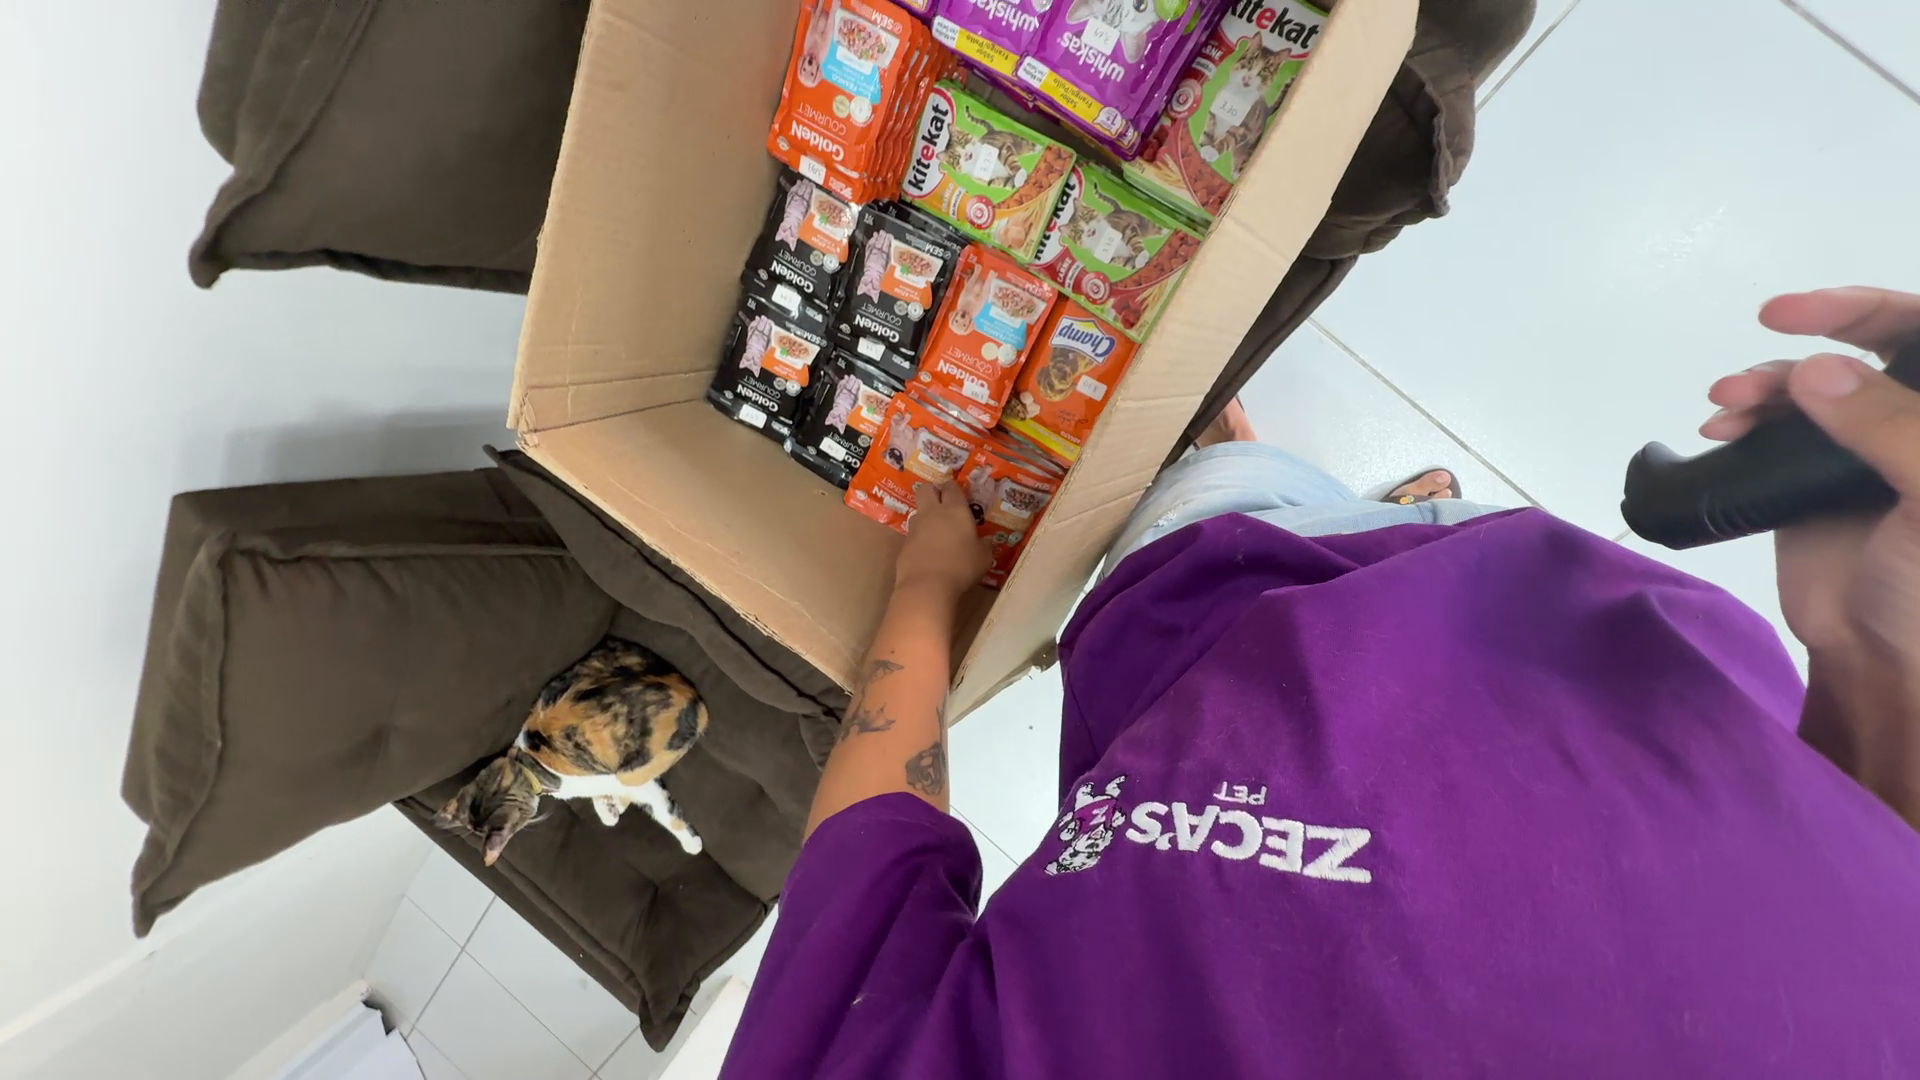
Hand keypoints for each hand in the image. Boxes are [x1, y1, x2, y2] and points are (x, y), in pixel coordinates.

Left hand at [894, 481, 991, 597]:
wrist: (927, 586)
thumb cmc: (961, 567)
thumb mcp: (983, 558)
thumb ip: (985, 545)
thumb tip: (987, 541)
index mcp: (955, 510)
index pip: (951, 487)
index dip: (954, 488)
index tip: (958, 495)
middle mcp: (932, 513)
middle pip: (926, 489)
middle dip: (933, 492)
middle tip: (942, 504)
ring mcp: (915, 527)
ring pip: (917, 511)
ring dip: (925, 516)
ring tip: (936, 531)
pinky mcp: (904, 544)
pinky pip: (912, 534)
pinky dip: (919, 538)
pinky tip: (927, 552)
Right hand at [1700, 288, 1919, 661]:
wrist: (1887, 652)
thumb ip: (1891, 427)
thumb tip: (1815, 369)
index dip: (1868, 312)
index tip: (1793, 312)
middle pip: (1870, 355)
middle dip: (1806, 349)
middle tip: (1746, 366)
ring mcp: (1872, 451)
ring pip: (1816, 390)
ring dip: (1764, 387)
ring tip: (1722, 407)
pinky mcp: (1815, 478)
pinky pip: (1777, 431)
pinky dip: (1745, 421)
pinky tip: (1719, 430)